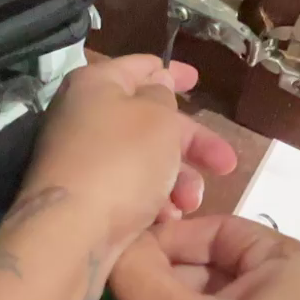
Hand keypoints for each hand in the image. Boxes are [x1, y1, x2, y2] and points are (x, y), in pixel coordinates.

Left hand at [21, 55, 237, 251]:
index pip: (140, 67)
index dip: (171, 72)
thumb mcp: (157, 117)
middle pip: (151, 120)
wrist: (72, 232)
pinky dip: (153, 199)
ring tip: (191, 202)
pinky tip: (169, 217)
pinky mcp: (87, 196)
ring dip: (178, 179)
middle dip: (192, 145)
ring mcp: (85, 158)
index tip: (197, 79)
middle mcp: (85, 116)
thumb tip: (156, 85)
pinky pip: (130, 188)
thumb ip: (163, 95)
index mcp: (97, 84)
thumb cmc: (122, 161)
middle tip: (226, 163)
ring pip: (146, 159)